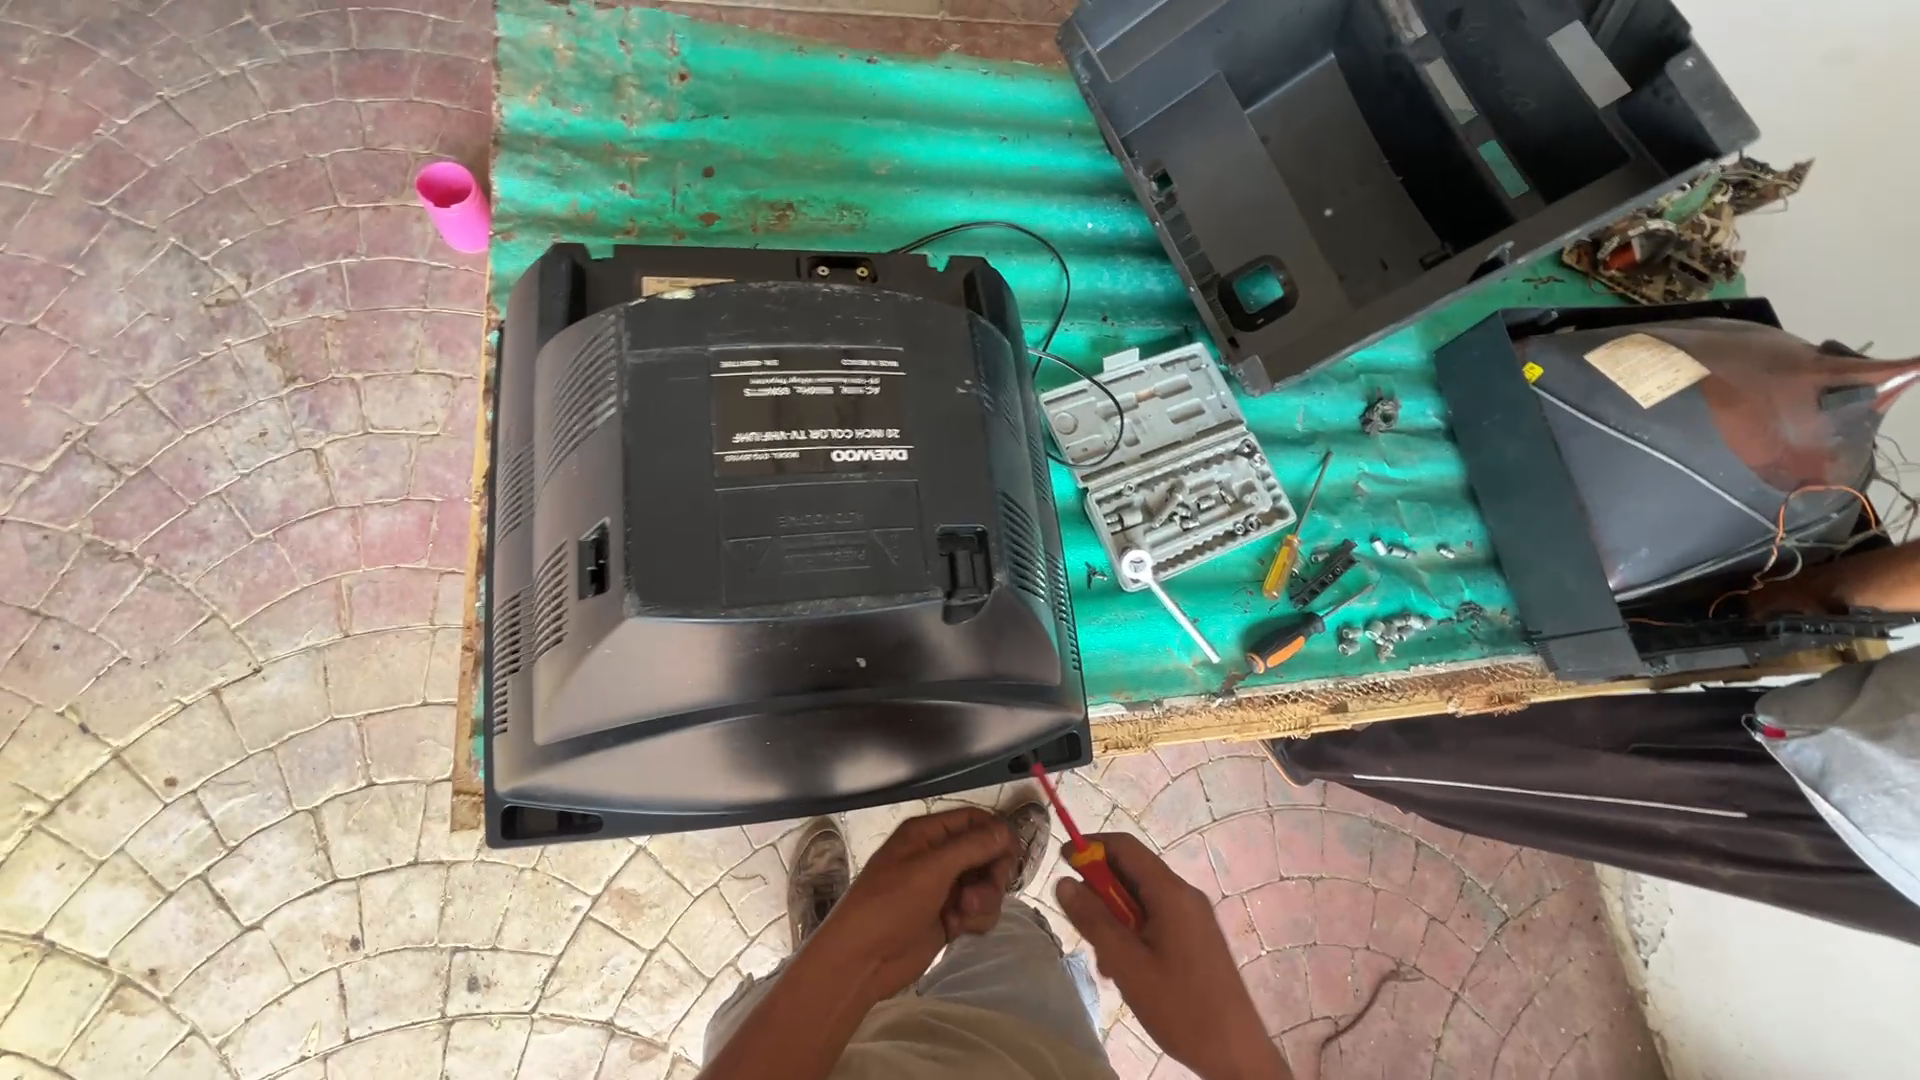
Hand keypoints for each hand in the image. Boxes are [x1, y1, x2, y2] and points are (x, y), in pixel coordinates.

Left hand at [807, 808, 1018, 1000]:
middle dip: (990, 874)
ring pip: (985, 884)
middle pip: (986, 853)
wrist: (862, 961)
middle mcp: (937, 855)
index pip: (973, 820)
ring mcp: (943, 887)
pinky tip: (957, 929)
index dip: (995, 833)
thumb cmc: (890, 904)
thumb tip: (1006, 830)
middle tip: (983, 891)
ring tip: (963, 915)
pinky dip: (975, 919)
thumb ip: (972, 847)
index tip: (1013, 854)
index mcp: (927, 833)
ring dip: (983, 900)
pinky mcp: (948, 916)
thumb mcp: (931, 869)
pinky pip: (978, 910)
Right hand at [1057, 833, 1292, 1079]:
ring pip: (1141, 899)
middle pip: (1132, 872)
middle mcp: (1185, 895)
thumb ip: (1093, 920)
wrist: (1236, 1054)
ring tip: (1105, 960)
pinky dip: (1134, 932)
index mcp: (1171, 892)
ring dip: (1115, 918)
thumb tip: (1064, 881)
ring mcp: (1194, 916)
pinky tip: (1126, 969)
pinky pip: (1156, 918)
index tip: (1061, 861)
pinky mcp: (1197, 937)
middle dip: (1101, 892)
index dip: (1090, 847)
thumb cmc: (1180, 1006)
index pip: (1125, 846)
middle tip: (1082, 925)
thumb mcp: (1126, 964)